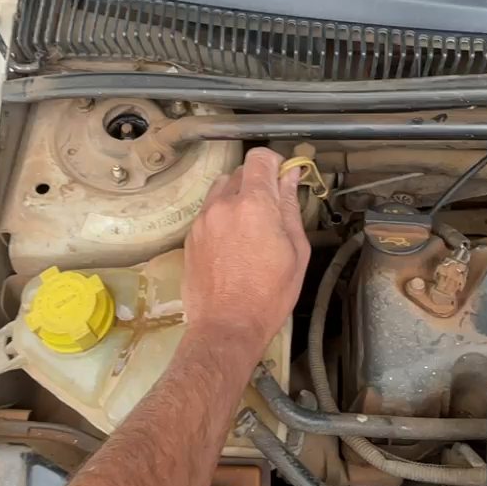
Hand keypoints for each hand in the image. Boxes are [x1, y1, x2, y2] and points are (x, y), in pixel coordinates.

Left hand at [181, 147, 308, 366]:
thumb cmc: (268, 295)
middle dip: (258, 183)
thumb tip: (290, 178)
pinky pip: (209, 211)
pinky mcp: (191, 235)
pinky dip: (222, 216)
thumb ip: (291, 207)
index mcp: (254, 204)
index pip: (260, 158)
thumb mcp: (295, 251)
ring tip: (250, 227)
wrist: (226, 327)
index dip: (275, 164)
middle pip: (242, 171)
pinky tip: (233, 243)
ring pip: (222, 189)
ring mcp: (203, 219)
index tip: (283, 179)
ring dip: (237, 197)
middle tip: (272, 211)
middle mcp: (224, 204)